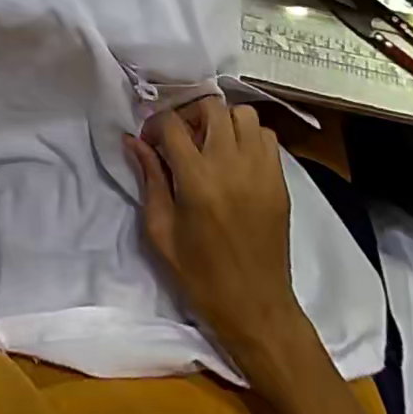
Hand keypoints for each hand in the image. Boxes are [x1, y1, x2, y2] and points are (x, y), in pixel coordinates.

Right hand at [125, 96, 301, 349]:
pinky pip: (266, 135)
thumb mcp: (161, 230)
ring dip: (221, 120)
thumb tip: (133, 141)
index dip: (155, 125)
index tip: (149, 141)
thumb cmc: (200, 274)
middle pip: (211, 106)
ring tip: (209, 143)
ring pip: (242, 114)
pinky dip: (247, 135)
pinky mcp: (279, 179)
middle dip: (188, 114)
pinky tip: (234, 157)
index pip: (172, 123)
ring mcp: (261, 169)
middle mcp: (231, 164)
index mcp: (197, 179)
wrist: (255, 306)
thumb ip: (149, 178)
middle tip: (179, 137)